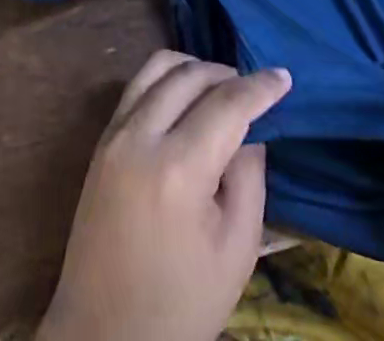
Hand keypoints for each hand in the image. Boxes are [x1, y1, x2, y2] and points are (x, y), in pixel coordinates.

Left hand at [38, 51, 291, 340]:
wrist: (104, 334)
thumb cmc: (181, 301)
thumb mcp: (237, 246)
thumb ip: (249, 175)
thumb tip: (249, 129)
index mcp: (179, 168)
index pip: (228, 103)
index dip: (261, 86)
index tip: (284, 76)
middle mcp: (140, 137)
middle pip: (191, 75)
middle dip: (229, 73)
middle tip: (255, 91)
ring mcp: (113, 136)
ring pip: (156, 69)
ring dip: (194, 68)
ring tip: (221, 88)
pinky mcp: (99, 143)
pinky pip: (136, 88)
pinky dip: (166, 80)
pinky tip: (186, 99)